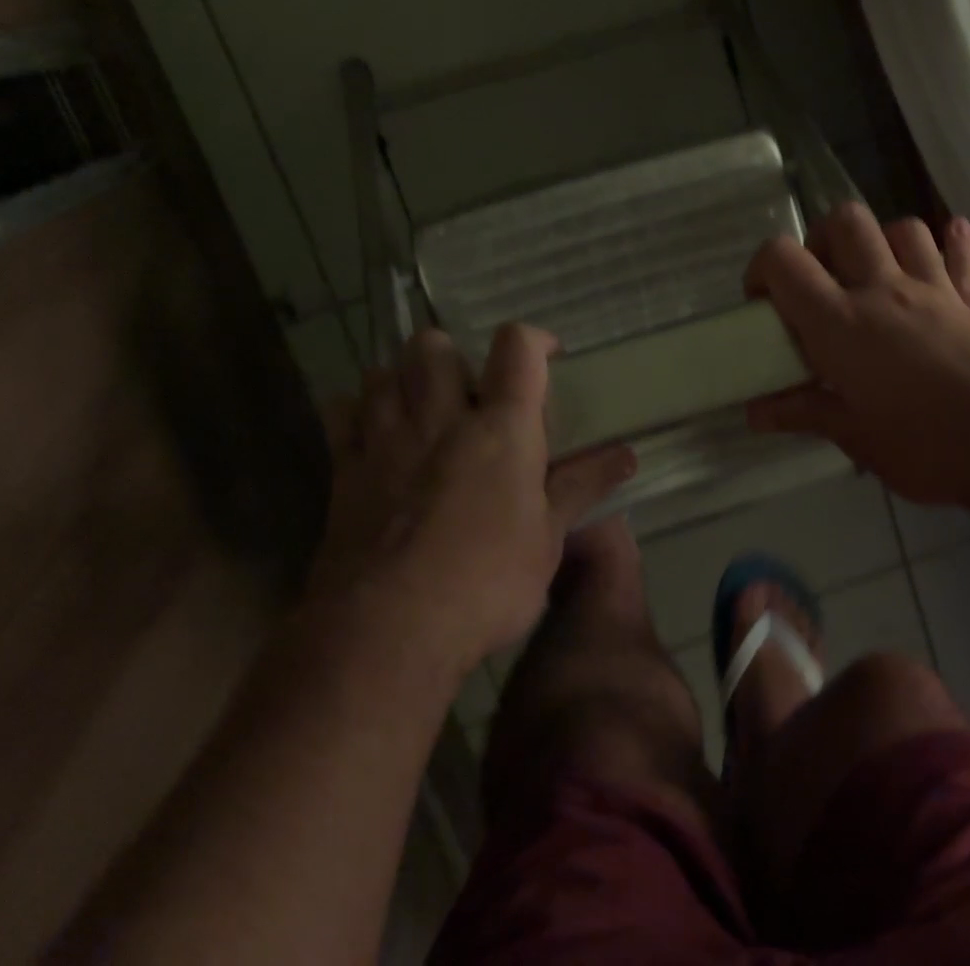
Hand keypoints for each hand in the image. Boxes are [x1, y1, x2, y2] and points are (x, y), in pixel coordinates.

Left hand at [309, 324, 635, 670]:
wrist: (386, 629)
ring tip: (429, 410)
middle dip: (457, 354)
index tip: (551, 356)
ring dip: (407, 377)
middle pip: (433, 345)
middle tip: (478, 393)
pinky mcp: (341, 471)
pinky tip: (380, 435)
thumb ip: (583, 486)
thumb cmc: (487, 581)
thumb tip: (628, 454)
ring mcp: (382, 441)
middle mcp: (438, 418)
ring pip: (384, 371)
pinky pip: (341, 412)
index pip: (517, 349)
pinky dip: (361, 410)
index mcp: (501, 429)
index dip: (535, 339)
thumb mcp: (549, 538)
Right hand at [745, 203, 969, 507]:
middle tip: (823, 284)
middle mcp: (885, 290)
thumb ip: (805, 413)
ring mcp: (935, 290)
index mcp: (842, 323)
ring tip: (876, 274)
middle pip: (846, 223)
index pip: (785, 261)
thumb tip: (755, 412)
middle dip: (824, 241)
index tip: (764, 303)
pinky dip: (951, 244)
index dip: (763, 269)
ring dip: (883, 241)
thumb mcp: (856, 437)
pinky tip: (949, 239)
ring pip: (904, 229)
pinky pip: (961, 256)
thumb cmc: (925, 445)